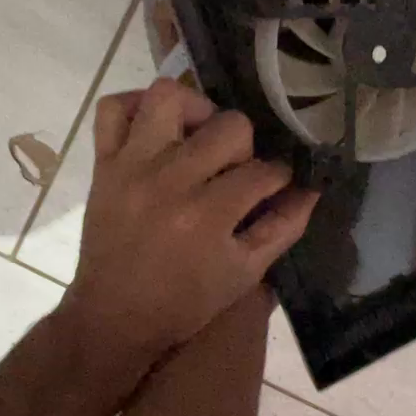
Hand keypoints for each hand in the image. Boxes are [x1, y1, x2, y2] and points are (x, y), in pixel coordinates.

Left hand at [59, 78, 318, 366]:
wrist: (115, 318)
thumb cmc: (185, 302)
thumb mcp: (245, 273)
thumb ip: (283, 227)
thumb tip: (312, 189)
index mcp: (208, 215)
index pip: (264, 171)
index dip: (281, 176)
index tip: (278, 185)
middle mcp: (169, 180)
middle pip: (228, 127)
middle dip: (246, 146)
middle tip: (239, 168)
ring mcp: (132, 167)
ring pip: (168, 97)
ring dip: (196, 110)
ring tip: (200, 136)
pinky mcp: (104, 164)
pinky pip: (112, 109)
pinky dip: (136, 106)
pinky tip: (158, 127)